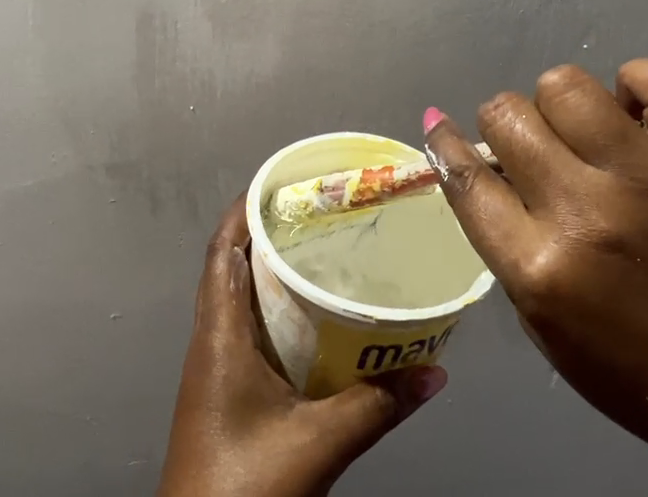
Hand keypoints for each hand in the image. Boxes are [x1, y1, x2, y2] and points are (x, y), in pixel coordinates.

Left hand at [156, 197, 447, 496]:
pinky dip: (280, 313)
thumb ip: (377, 406)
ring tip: (327, 252)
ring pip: (243, 300)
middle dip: (271, 234)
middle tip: (323, 213)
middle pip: (233, 266)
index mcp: (218, 335)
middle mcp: (212, 341)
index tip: (285, 182)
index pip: (222, 249)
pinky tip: (319, 321)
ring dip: (276, 273)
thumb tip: (435, 371)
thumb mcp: (318, 443)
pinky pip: (252, 332)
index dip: (246, 208)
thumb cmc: (244, 484)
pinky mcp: (228, 393)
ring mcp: (217, 368)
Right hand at [424, 61, 647, 465]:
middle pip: (508, 117)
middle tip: (530, 149)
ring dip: (560, 105)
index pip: (467, 179)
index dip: (443, 144)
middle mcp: (585, 213)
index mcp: (539, 266)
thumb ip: (508, 244)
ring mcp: (647, 180)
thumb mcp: (543, 323)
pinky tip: (634, 109)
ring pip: (567, 87)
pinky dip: (642, 84)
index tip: (439, 126)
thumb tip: (480, 171)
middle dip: (505, 126)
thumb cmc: (634, 371)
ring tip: (582, 132)